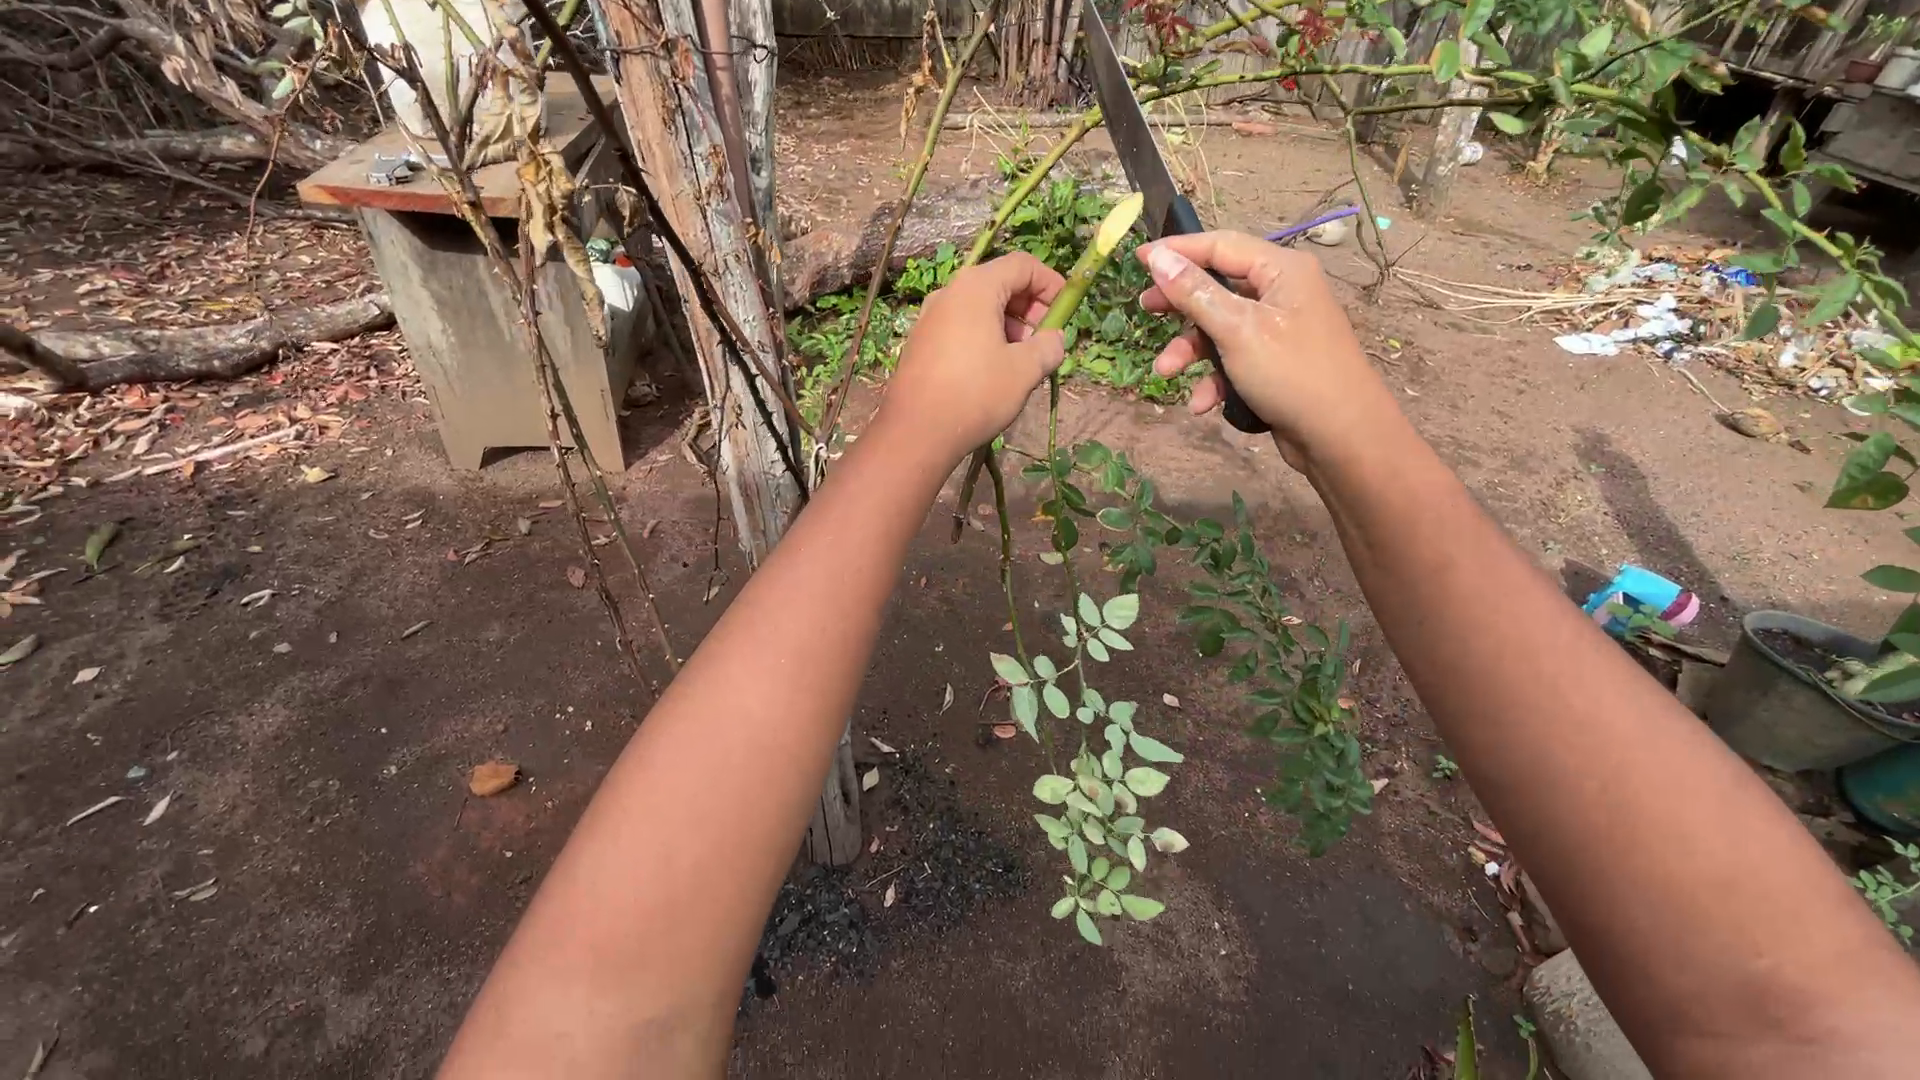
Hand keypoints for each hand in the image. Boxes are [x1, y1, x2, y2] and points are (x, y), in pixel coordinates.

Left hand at [874, 252, 1065, 464]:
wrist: (916, 432)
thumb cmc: (975, 394)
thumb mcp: (1024, 370)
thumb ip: (1048, 347)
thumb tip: (1056, 339)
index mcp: (976, 287)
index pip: (1022, 265)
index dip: (1051, 283)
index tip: (1065, 312)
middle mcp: (949, 293)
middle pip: (1000, 283)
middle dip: (1029, 308)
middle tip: (1045, 341)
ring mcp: (930, 317)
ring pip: (980, 308)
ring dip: (1009, 327)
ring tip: (1022, 362)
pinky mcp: (921, 342)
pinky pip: (961, 327)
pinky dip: (985, 338)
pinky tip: (993, 372)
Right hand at [1136, 232, 1402, 470]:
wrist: (1341, 436)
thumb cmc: (1291, 373)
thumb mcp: (1237, 329)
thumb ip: (1194, 292)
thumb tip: (1157, 258)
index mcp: (1281, 270)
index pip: (1220, 246)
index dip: (1177, 251)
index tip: (1137, 260)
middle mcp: (1281, 293)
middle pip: (1217, 288)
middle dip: (1180, 307)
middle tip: (1145, 311)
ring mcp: (1278, 330)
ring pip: (1220, 330)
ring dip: (1191, 352)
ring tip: (1166, 373)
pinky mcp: (1273, 365)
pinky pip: (1233, 361)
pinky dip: (1214, 379)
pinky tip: (1202, 403)